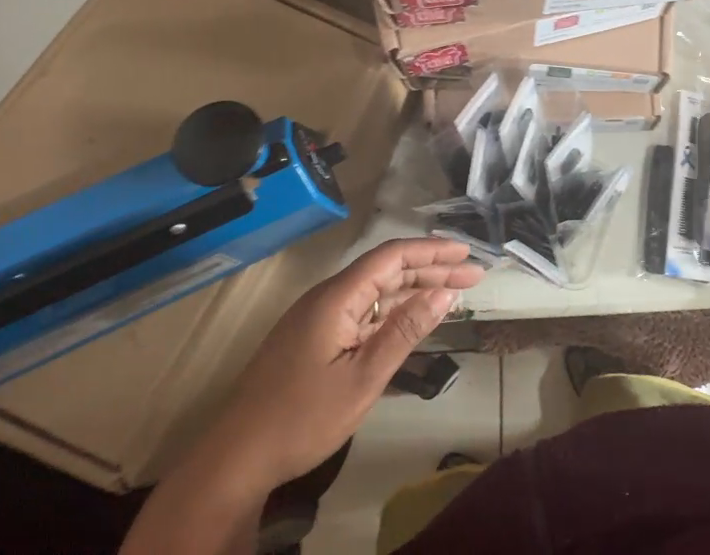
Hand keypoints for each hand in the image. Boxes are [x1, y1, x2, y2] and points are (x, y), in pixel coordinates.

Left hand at [202, 238, 485, 491]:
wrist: (236, 458)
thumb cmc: (303, 418)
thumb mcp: (363, 378)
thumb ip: (405, 332)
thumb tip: (444, 294)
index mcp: (336, 298)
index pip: (391, 257)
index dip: (431, 252)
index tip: (466, 255)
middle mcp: (326, 298)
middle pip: (384, 270)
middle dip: (430, 270)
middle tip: (473, 275)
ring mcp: (317, 318)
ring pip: (373, 291)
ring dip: (414, 289)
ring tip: (454, 292)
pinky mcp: (313, 338)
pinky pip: (361, 311)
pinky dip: (392, 310)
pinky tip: (413, 317)